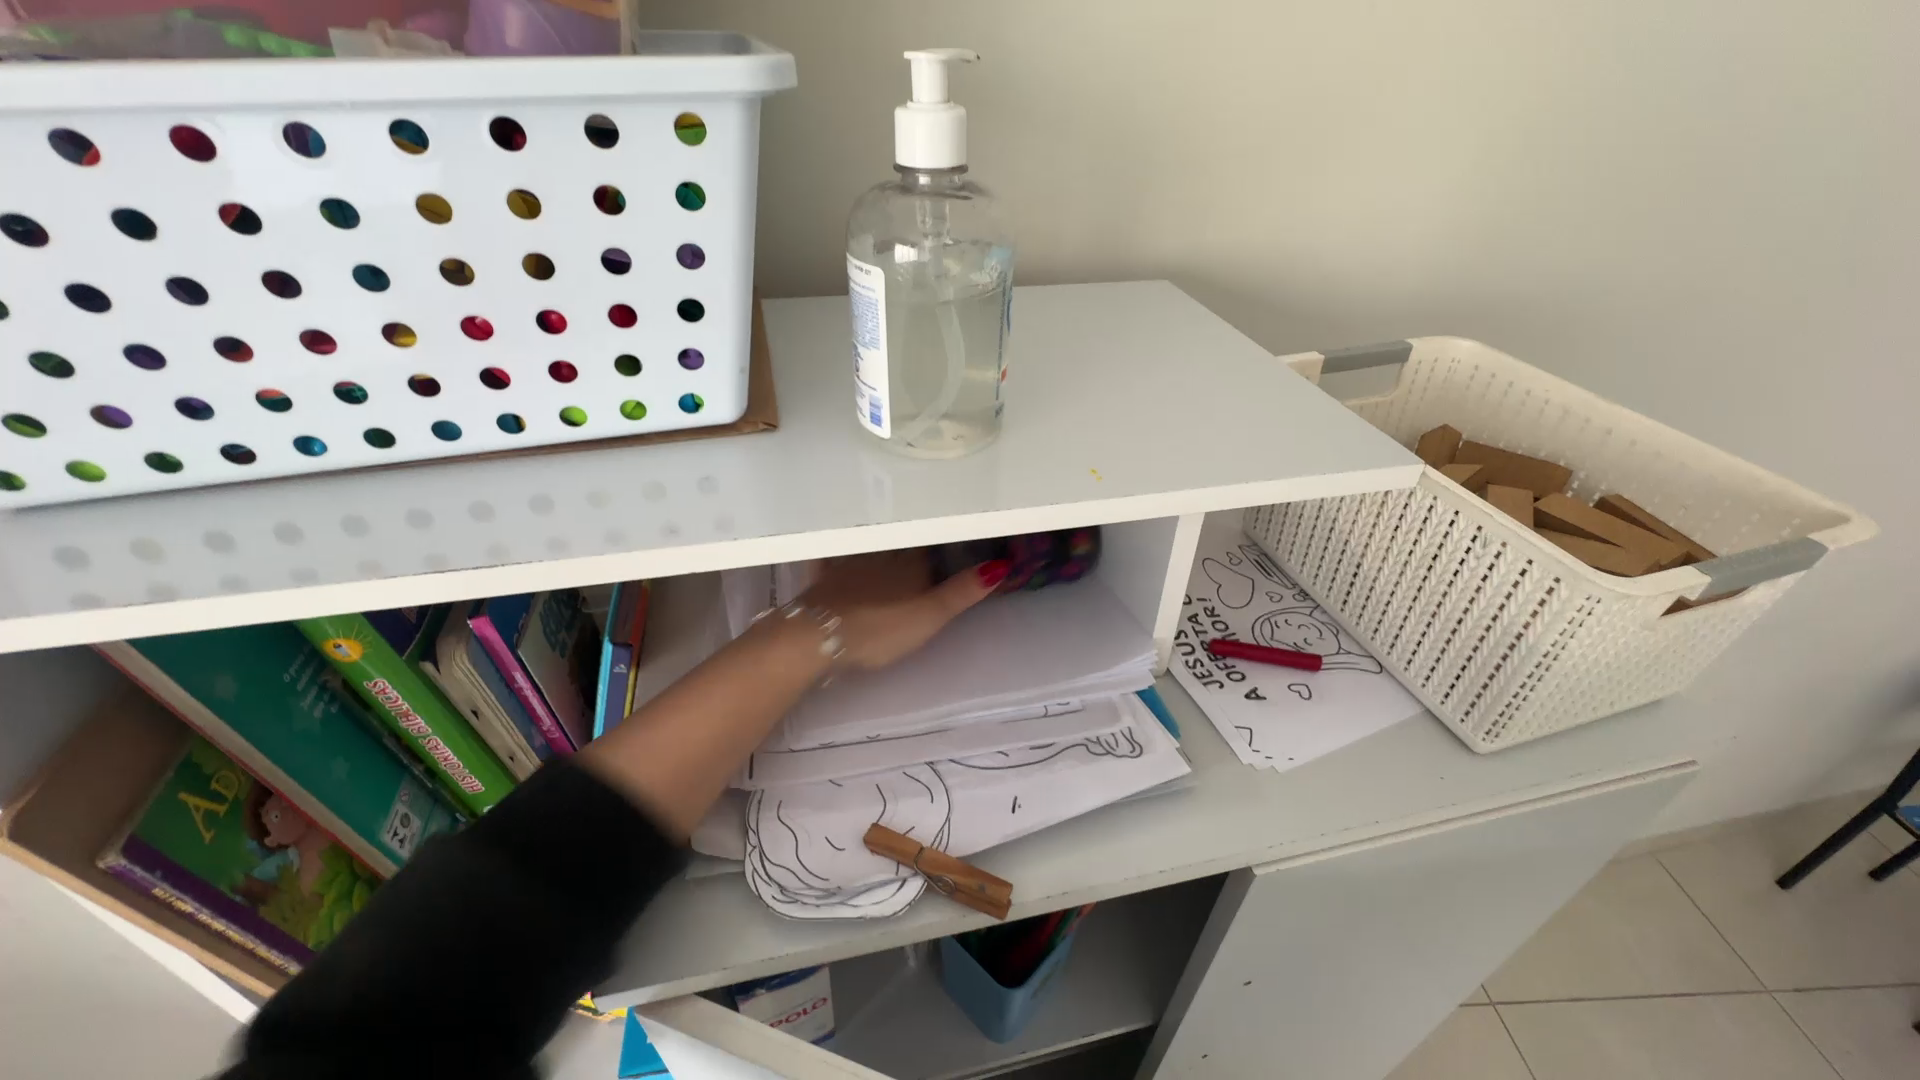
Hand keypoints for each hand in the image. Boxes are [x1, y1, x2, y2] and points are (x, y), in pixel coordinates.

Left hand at [801, 550, 1009, 669]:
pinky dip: (835, 555)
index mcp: (911, 562)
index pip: (931, 543)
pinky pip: (831, 560)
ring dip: (880, 544)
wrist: (817, 636)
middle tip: (923, 542)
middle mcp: (881, 553)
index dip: (943, 543)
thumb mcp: (930, 616)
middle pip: (901, 542)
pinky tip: (834, 552)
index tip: (953, 543)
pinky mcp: (822, 579)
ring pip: (870, 546)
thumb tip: (1002, 564)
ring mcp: (848, 564)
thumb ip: (963, 591)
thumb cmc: (880, 628)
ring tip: (890, 546)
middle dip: (913, 541)